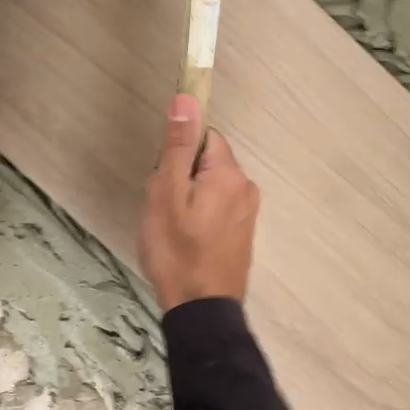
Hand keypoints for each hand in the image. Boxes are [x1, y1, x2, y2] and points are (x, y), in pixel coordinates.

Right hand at [141, 94, 261, 311]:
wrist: (201, 311)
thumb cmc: (177, 250)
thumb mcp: (166, 193)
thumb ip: (176, 146)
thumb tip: (187, 98)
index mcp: (229, 174)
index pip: (203, 137)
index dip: (177, 153)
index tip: (164, 180)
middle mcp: (246, 188)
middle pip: (204, 161)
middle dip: (179, 177)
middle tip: (163, 207)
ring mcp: (247, 214)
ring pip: (207, 186)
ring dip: (186, 198)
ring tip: (171, 228)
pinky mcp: (242, 235)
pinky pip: (214, 208)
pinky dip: (197, 217)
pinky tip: (184, 240)